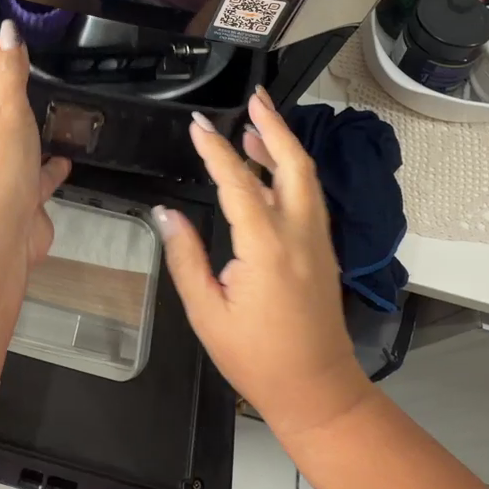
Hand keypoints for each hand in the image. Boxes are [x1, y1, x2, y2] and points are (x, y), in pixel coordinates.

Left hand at [0, 20, 69, 267]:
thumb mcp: (7, 111)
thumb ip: (9, 73)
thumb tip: (7, 30)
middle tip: (17, 118)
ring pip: (4, 169)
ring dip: (21, 157)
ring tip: (48, 139)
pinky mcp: (12, 215)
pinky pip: (28, 190)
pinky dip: (41, 178)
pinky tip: (62, 167)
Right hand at [155, 87, 370, 436]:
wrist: (318, 392)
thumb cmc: (257, 358)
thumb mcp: (207, 312)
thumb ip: (185, 256)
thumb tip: (165, 213)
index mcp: (267, 247)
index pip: (238, 182)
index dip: (216, 150)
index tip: (197, 125)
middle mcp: (299, 234)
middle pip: (293, 163)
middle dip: (273, 125)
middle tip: (254, 97)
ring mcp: (318, 241)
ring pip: (306, 177)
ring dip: (283, 145)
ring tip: (255, 123)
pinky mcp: (323, 251)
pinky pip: (308, 196)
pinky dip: (290, 170)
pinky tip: (270, 168)